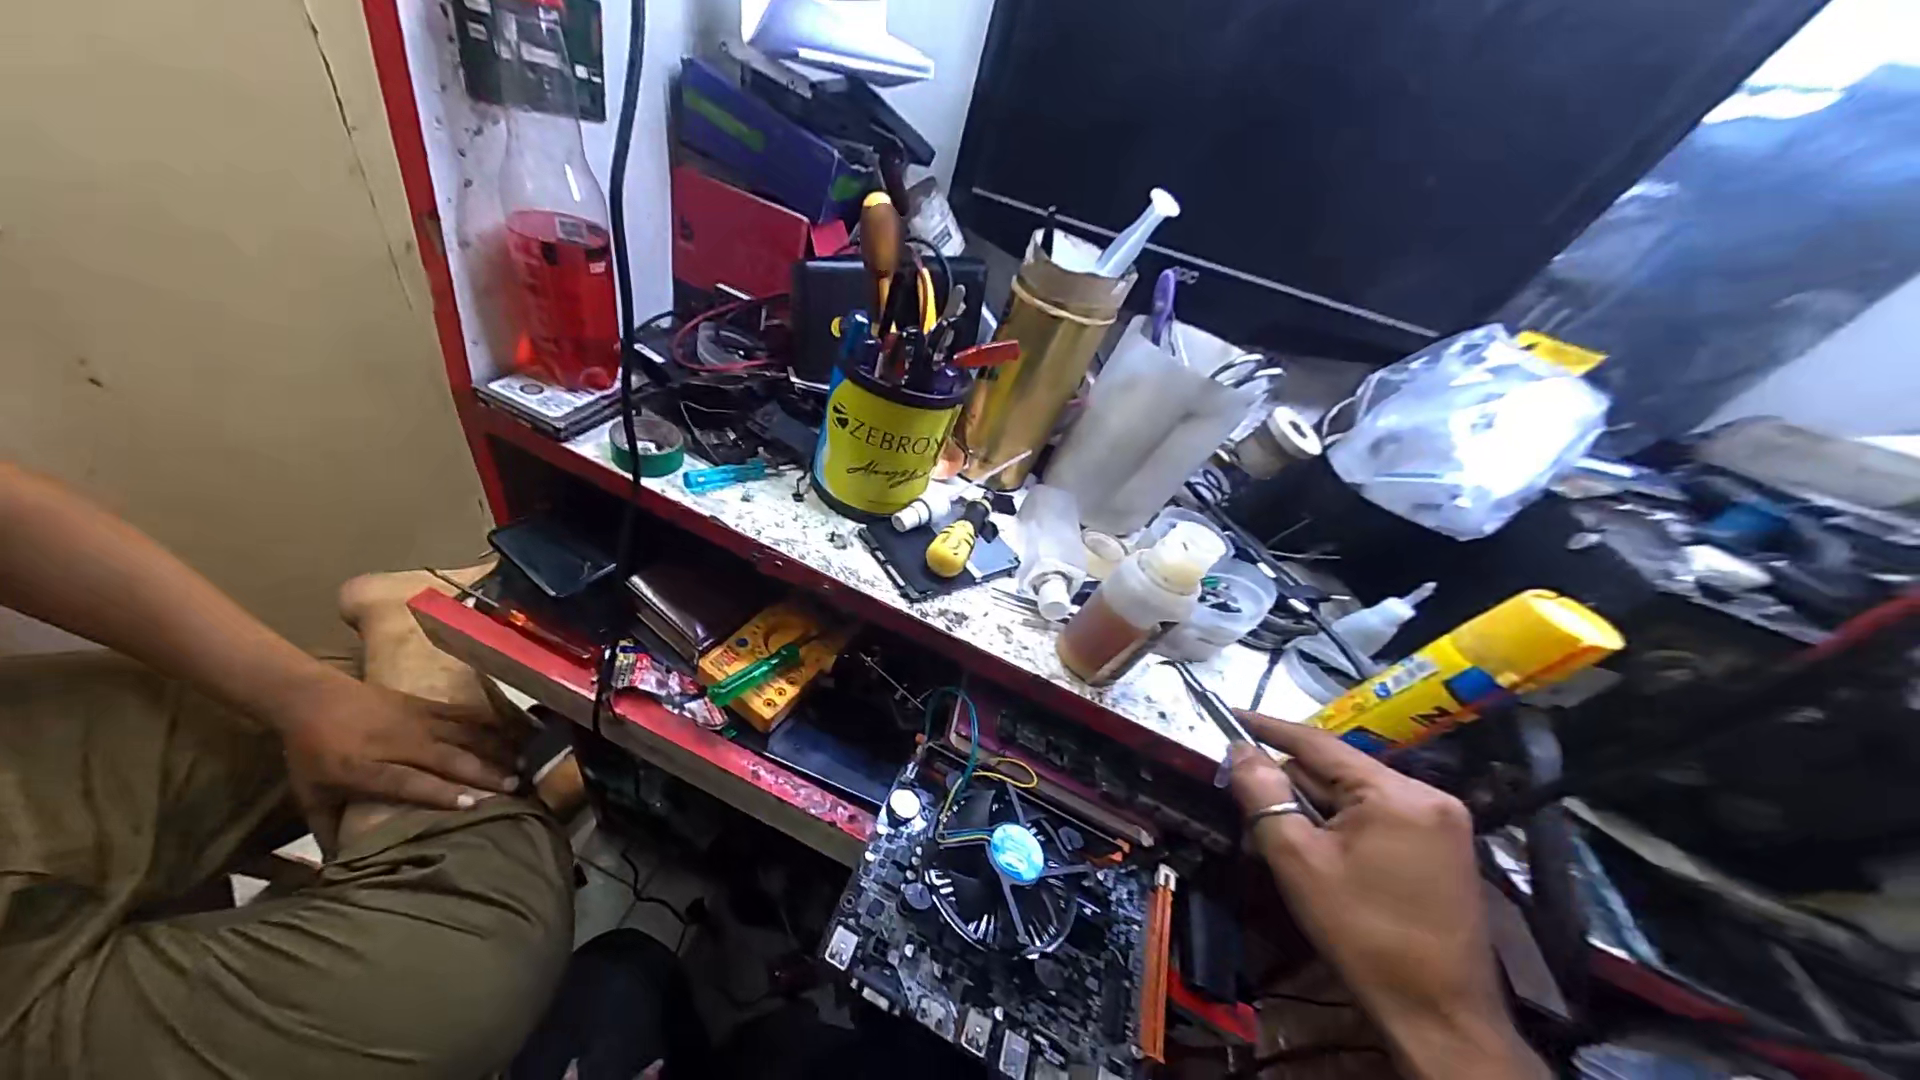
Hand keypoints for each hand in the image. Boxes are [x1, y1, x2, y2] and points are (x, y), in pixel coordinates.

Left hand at [272, 668, 526, 820]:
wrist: (312, 699)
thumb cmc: (310, 752)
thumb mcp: (310, 794)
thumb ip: (327, 827)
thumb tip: (337, 866)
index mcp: (363, 768)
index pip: (407, 782)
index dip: (439, 792)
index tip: (472, 804)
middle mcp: (397, 743)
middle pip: (446, 758)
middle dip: (482, 772)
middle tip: (514, 785)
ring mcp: (417, 720)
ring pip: (463, 735)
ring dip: (495, 748)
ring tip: (523, 761)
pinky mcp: (428, 704)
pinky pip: (465, 712)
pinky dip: (491, 720)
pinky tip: (515, 727)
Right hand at [1228, 713, 1545, 1079]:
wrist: (1441, 1019)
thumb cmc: (1363, 934)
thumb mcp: (1297, 861)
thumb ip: (1263, 796)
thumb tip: (1240, 750)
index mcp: (1397, 793)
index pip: (1318, 742)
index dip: (1269, 727)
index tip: (1230, 713)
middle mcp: (1427, 795)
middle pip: (1336, 770)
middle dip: (1290, 784)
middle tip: (1248, 803)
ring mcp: (1441, 823)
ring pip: (1353, 795)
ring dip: (1313, 808)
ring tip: (1280, 839)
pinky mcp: (1442, 848)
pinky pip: (1376, 816)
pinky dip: (1340, 825)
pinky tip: (1319, 853)